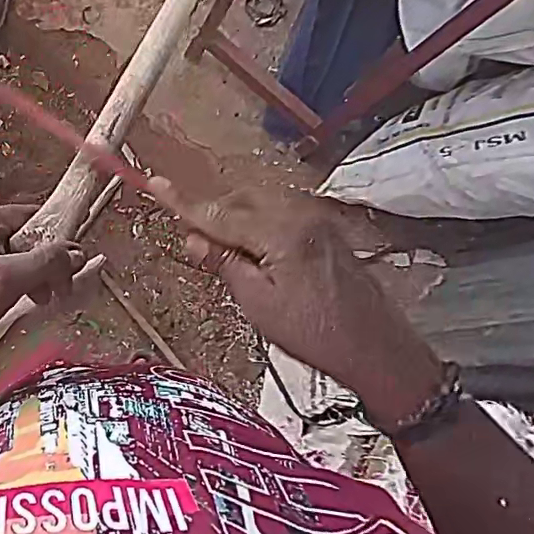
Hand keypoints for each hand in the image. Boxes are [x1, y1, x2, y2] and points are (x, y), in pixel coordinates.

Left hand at [0, 204, 82, 361]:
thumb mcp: (6, 280)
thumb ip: (45, 262)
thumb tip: (76, 252)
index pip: (35, 217)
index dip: (58, 240)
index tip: (74, 264)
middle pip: (31, 237)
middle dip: (48, 263)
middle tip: (59, 288)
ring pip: (23, 255)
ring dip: (38, 277)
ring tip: (43, 297)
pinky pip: (10, 268)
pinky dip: (23, 284)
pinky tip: (28, 299)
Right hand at [153, 179, 443, 429]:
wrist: (377, 350)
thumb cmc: (314, 333)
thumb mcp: (256, 302)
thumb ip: (224, 263)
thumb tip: (194, 238)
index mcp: (281, 234)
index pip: (218, 213)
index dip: (182, 202)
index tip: (155, 183)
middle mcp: (301, 216)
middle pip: (239, 200)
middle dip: (212, 215)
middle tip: (196, 245)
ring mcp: (316, 220)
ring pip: (258, 203)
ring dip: (234, 219)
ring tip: (224, 252)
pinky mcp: (324, 230)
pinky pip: (277, 213)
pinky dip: (255, 223)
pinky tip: (252, 250)